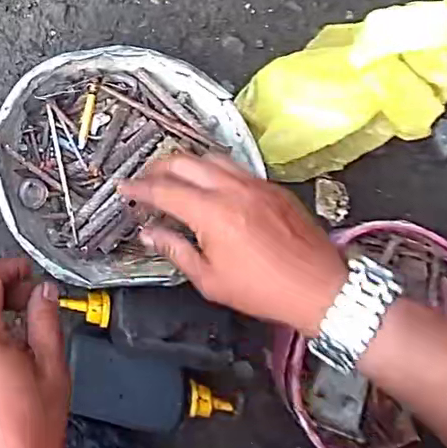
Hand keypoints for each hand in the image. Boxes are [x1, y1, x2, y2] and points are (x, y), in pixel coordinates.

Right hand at [120, 152, 347, 330]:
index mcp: (213, 214)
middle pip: (183, 162)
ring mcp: (255, 184)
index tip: (125, 188)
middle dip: (157, 168)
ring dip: (185, 163)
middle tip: (144, 180)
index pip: (163, 189)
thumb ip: (175, 250)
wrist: (321, 289)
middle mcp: (233, 190)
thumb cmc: (267, 290)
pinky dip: (212, 170)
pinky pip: (234, 166)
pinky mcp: (271, 187)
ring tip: (173, 177)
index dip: (138, 188)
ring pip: (209, 157)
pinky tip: (209, 186)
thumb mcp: (210, 280)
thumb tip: (151, 234)